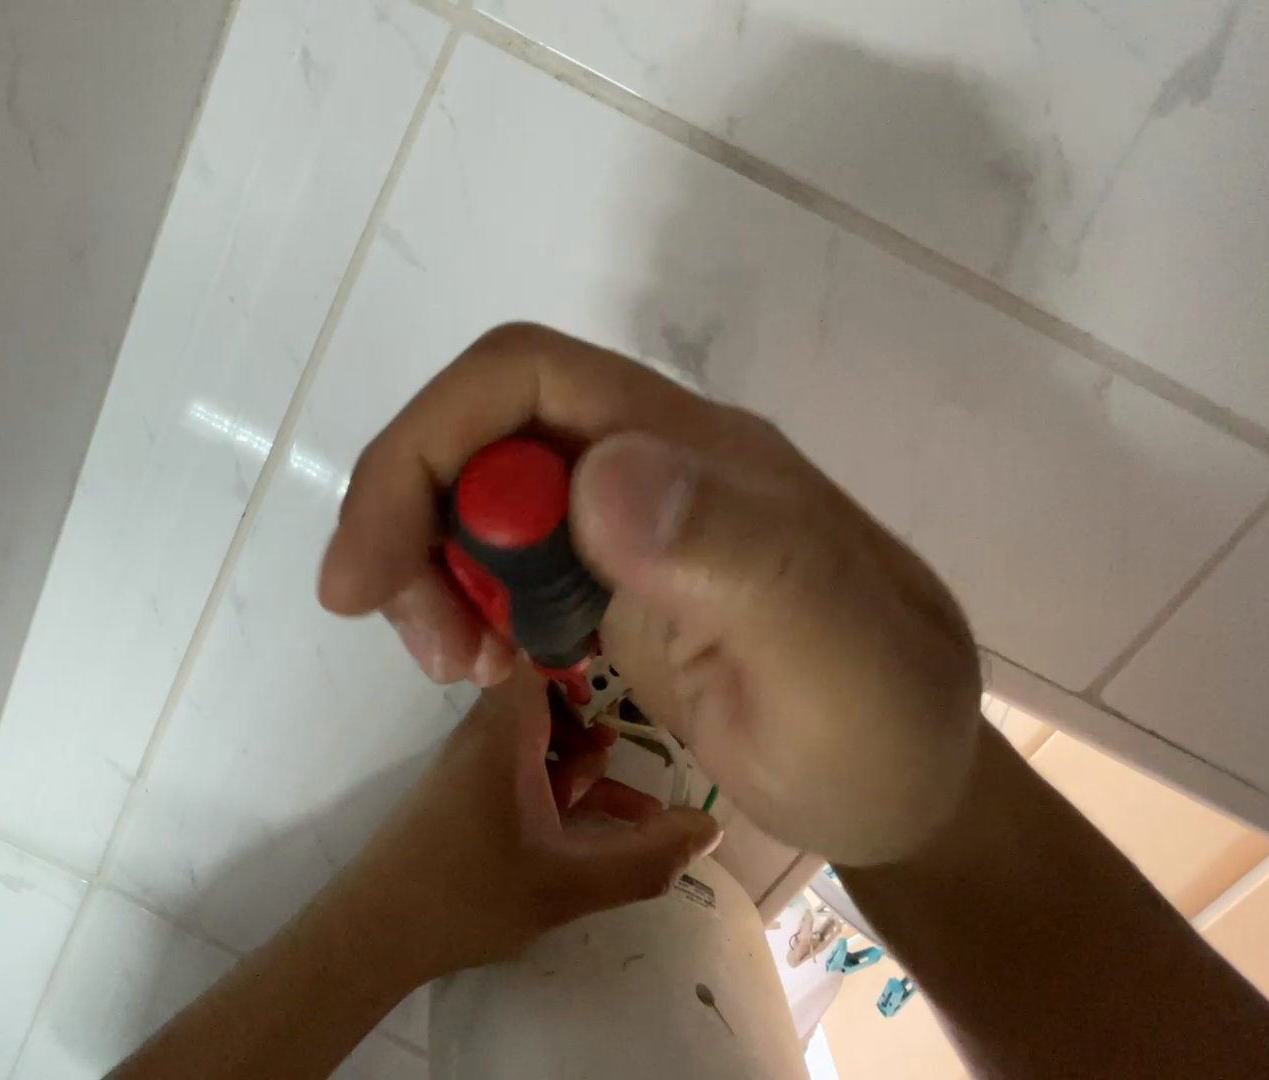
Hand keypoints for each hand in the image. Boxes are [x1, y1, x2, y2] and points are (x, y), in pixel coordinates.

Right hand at [319, 324, 982, 865]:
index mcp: (697, 450)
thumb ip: (745, 561)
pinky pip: (497, 552)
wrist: (897, 781)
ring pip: (475, 493)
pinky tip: (488, 662)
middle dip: (409, 522)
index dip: (425, 450)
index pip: (523, 380)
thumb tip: (603, 475)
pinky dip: (461, 598)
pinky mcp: (605, 570)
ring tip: (459, 665)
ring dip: (429, 569)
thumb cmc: (879, 738)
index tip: (371, 570)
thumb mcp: (840, 666)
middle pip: (480, 433)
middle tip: (425, 645)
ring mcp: (623, 516)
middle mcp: (649, 458)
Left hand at [330, 669, 720, 982]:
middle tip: (620, 761)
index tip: (630, 658)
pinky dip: (566, 786)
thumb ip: (645, 859)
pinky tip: (612, 826)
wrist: (377, 931)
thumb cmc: (468, 895)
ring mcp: (478, 759)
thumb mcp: (568, 885)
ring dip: (585, 763)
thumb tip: (710, 826)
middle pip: (550, 692)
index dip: (583, 643)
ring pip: (543, 736)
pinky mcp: (473, 788)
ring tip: (624, 809)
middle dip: (594, 723)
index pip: (538, 650)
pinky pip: (529, 768)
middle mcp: (487, 730)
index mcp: (504, 730)